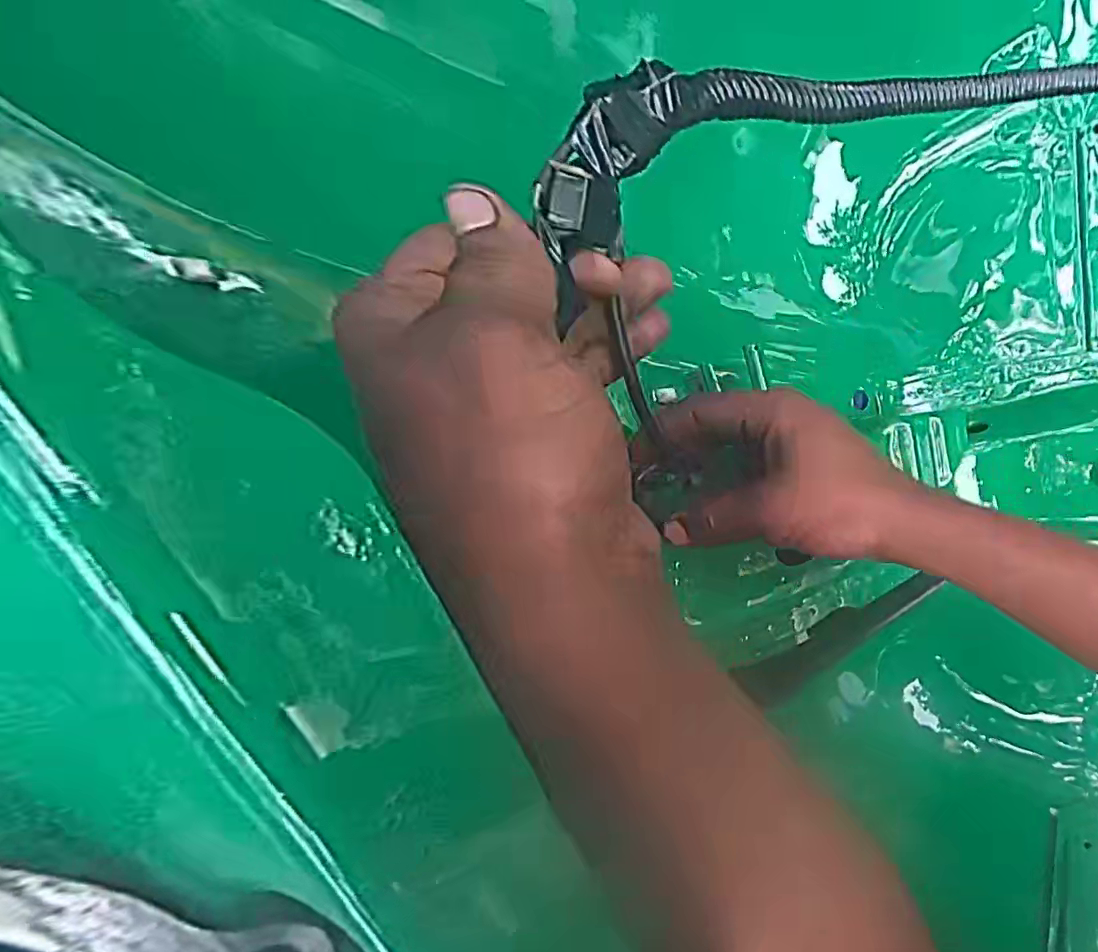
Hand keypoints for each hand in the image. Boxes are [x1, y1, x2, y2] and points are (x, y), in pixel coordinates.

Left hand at [333, 185, 671, 582]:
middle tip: (640, 270)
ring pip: (556, 338)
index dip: (513, 235)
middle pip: (512, 294)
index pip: (446, 248)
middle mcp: (442, 367)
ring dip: (610, 309)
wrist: (560, 568)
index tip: (572, 233)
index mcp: (397, 329)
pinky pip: (582, 382)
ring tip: (663, 292)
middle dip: (577, 273)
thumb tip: (472, 199)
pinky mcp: (554, 443)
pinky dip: (617, 354)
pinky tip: (652, 337)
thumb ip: (493, 263)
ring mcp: (502, 410)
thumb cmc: (516, 445)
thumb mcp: (497, 336)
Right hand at [650, 389, 933, 560]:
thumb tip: (670, 529)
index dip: (662, 434)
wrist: (902, 521)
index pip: (700, 409)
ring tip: (681, 498)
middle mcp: (785, 411)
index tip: (633, 463)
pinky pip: (763, 460)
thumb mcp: (771, 511)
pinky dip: (739, 478)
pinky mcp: (814, 457)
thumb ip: (717, 517)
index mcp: (772, 408)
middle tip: (652, 484)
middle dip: (685, 453)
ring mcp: (803, 434)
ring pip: (742, 445)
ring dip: (712, 469)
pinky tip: (725, 503)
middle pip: (720, 424)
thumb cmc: (837, 506)